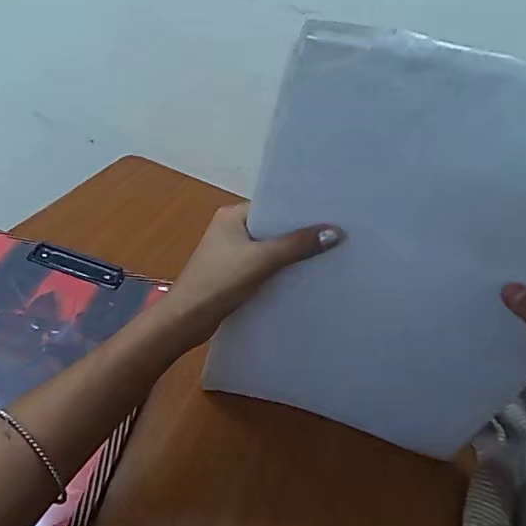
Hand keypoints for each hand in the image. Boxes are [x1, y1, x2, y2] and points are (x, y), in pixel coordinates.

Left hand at [161, 204, 341, 345]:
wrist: (187, 318)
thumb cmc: (219, 281)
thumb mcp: (261, 260)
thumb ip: (297, 245)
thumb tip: (335, 231)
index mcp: (232, 216)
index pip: (272, 207)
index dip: (300, 212)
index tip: (333, 215)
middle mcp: (230, 230)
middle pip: (272, 229)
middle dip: (300, 235)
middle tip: (338, 237)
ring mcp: (230, 253)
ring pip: (269, 250)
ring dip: (291, 256)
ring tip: (329, 256)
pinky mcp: (232, 275)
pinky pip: (262, 268)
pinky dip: (280, 272)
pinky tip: (304, 278)